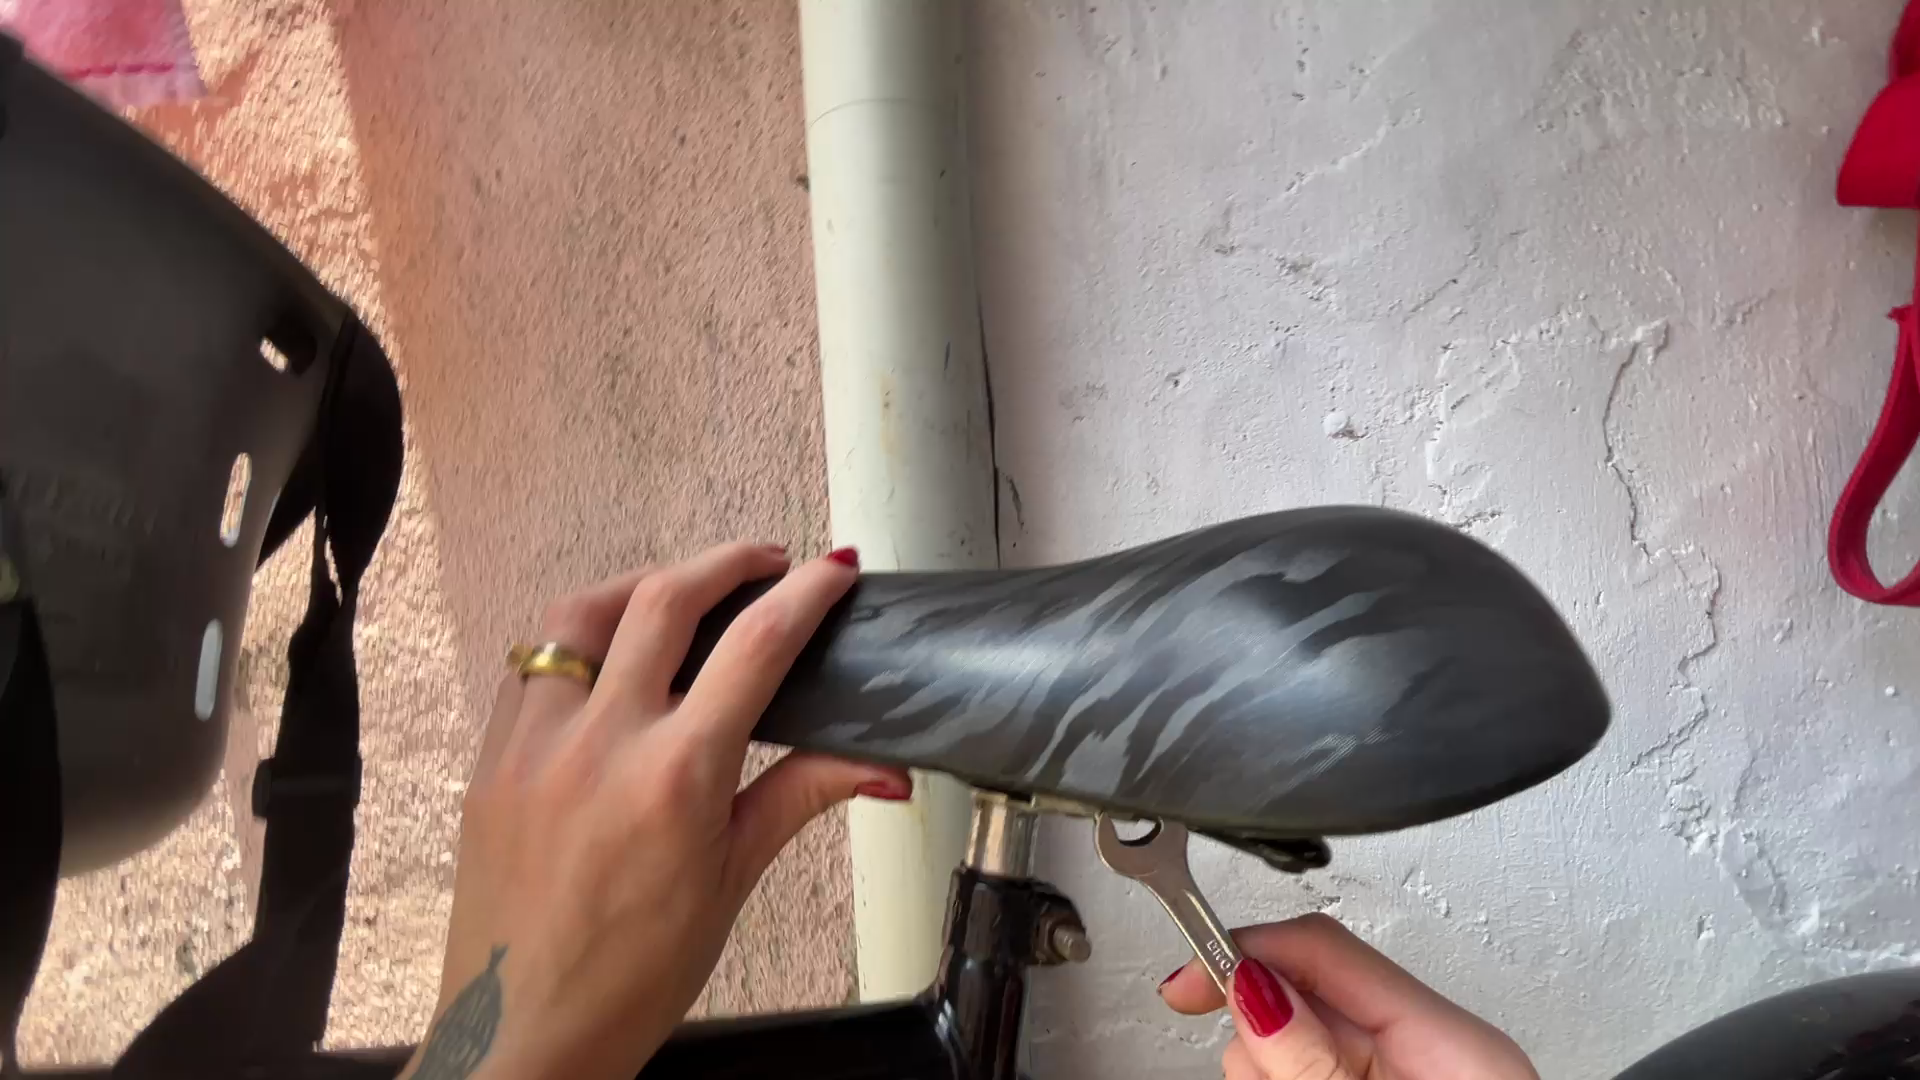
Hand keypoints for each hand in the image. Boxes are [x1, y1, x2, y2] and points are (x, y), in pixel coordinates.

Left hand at [399, 543, 911, 1079]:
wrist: (518, 1042)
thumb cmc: (641, 970)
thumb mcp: (737, 873)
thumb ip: (808, 792)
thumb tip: (888, 768)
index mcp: (677, 776)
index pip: (756, 647)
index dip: (806, 594)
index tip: (835, 568)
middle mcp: (600, 742)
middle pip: (667, 599)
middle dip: (729, 561)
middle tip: (770, 562)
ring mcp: (533, 743)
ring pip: (584, 610)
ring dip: (648, 581)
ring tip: (689, 590)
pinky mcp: (492, 756)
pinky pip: (535, 657)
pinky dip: (586, 628)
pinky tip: (616, 647)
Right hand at [1159, 914, 1537, 1079]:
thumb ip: (1317, 1069)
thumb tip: (1251, 987)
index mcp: (1453, 1046)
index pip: (1323, 948)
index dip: (1243, 950)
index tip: (1183, 989)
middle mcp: (1431, 1052)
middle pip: (1301, 996)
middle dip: (1260, 1045)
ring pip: (1292, 1043)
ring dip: (1268, 1077)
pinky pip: (1305, 1073)